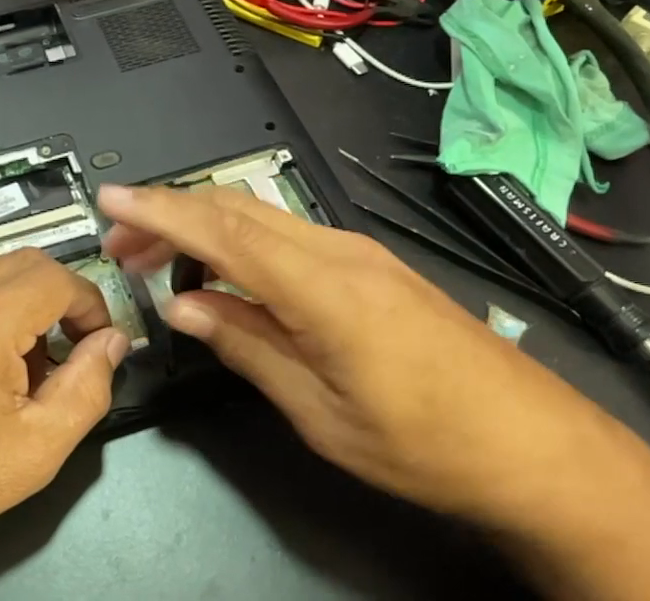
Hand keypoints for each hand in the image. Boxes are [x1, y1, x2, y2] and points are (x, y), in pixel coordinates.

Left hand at [0, 248, 129, 579]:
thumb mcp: (40, 446)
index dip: (90, 303)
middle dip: (59, 299)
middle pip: (24, 263)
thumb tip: (112, 341)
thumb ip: (89, 385)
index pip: (56, 277)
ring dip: (22, 305)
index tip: (99, 341)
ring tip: (22, 367)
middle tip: (70, 350)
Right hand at [98, 182, 634, 526]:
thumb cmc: (427, 444)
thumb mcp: (320, 412)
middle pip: (235, 208)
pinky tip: (225, 275)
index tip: (110, 201)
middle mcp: (340, 252)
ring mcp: (359, 253)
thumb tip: (185, 308)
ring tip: (159, 259)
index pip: (222, 230)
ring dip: (203, 227)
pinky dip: (240, 241)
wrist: (539, 449)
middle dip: (169, 216)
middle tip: (121, 247)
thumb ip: (246, 347)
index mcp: (324, 288)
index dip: (158, 211)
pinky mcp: (371, 266)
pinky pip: (287, 235)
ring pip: (260, 215)